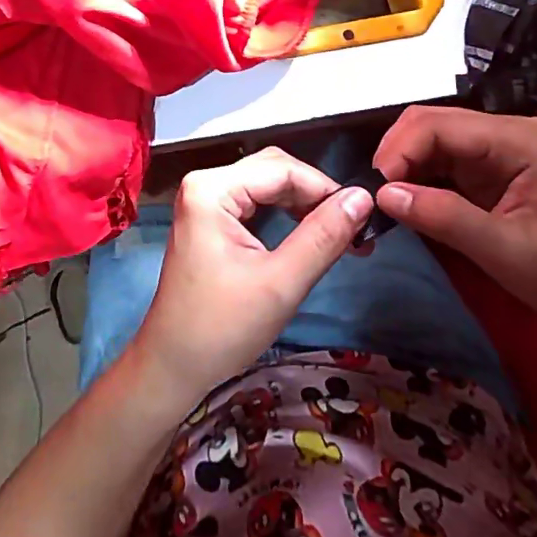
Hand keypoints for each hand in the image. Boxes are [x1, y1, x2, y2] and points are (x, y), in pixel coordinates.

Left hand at [131, 148, 373, 397]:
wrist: (173, 366)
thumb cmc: (222, 328)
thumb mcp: (281, 282)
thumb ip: (324, 235)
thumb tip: (363, 198)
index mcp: (212, 189)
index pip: (283, 170)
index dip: (326, 189)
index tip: (362, 219)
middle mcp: (205, 183)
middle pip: (275, 170)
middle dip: (316, 195)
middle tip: (354, 228)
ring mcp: (205, 200)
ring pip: (268, 184)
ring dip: (304, 204)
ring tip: (339, 233)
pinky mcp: (209, 218)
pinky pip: (256, 200)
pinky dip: (286, 212)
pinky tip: (309, 231)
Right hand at [372, 106, 536, 333]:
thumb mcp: (506, 250)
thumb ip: (445, 217)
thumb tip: (383, 195)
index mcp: (520, 139)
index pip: (440, 124)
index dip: (399, 150)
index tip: (376, 191)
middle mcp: (507, 133)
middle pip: (432, 124)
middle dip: (397, 155)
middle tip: (375, 197)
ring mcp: (499, 150)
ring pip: (432, 141)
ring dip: (404, 167)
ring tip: (385, 202)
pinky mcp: (491, 171)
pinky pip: (443, 163)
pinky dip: (418, 180)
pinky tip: (406, 202)